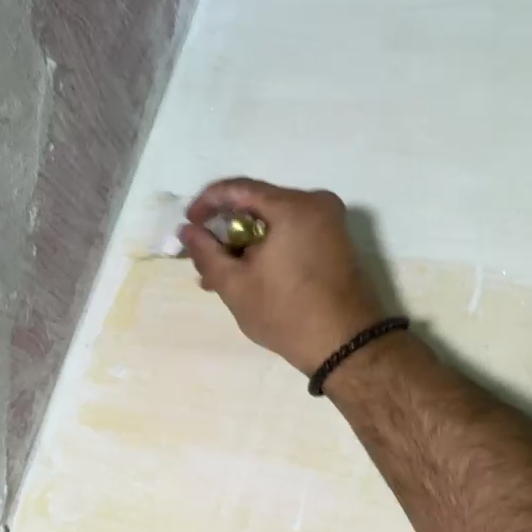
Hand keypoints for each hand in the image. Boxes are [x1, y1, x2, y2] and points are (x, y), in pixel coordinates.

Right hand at [179, 177, 389, 373]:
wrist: (345, 344)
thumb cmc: (285, 312)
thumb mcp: (234, 284)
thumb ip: (206, 252)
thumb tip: (187, 231)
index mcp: (293, 206)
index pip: (238, 188)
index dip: (206, 203)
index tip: (187, 225)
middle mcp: (315, 203)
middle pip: (256, 204)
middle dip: (224, 229)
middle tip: (201, 256)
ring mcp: (329, 222)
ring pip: (272, 221)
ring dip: (243, 242)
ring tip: (219, 275)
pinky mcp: (333, 241)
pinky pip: (290, 232)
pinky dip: (265, 247)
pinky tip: (247, 273)